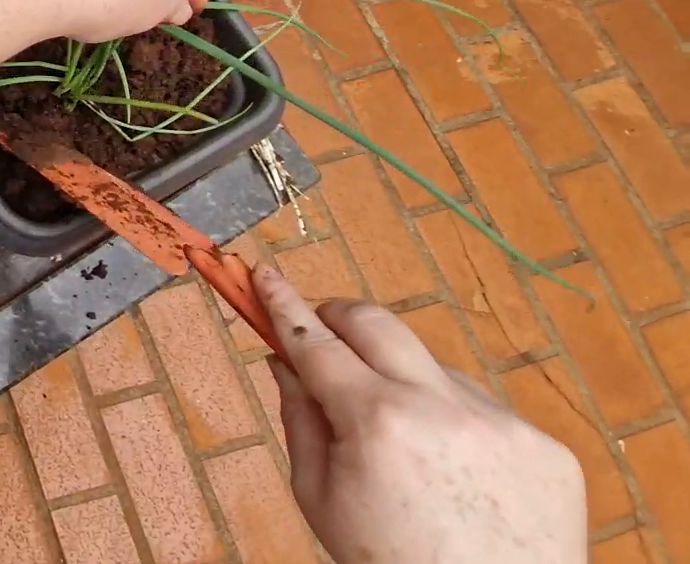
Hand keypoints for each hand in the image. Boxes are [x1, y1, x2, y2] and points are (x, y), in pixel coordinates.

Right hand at [255, 267, 585, 562]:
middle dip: (337, 315)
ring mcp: (501, 423)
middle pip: (376, 321)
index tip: (263, 271)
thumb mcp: (316, 492)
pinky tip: (446, 460)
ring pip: (425, 363)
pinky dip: (445, 412)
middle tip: (318, 331)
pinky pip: (475, 402)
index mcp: (376, 421)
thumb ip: (299, 416)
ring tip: (395, 431)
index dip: (283, 303)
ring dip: (395, 374)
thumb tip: (285, 361)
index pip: (315, 340)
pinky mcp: (544, 444)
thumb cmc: (386, 559)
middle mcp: (441, 408)